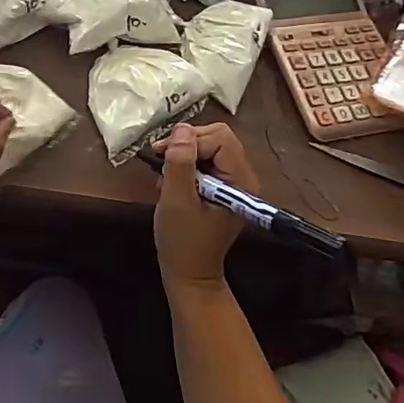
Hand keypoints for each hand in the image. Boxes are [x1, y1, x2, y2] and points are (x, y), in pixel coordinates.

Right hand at [152, 122, 260, 288]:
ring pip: (211, 146)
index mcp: (239, 181)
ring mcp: (234, 182)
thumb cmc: (182, 241)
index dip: (190, 141)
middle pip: (218, 138)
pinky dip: (187, 164)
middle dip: (186, 143)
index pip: (219, 138)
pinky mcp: (223, 187)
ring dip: (183, 153)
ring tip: (164, 171)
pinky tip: (171, 179)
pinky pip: (207, 161)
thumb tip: (182, 129)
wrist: (190, 273)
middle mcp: (243, 177)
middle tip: (160, 156)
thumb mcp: (175, 200)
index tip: (163, 154)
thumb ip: (180, 163)